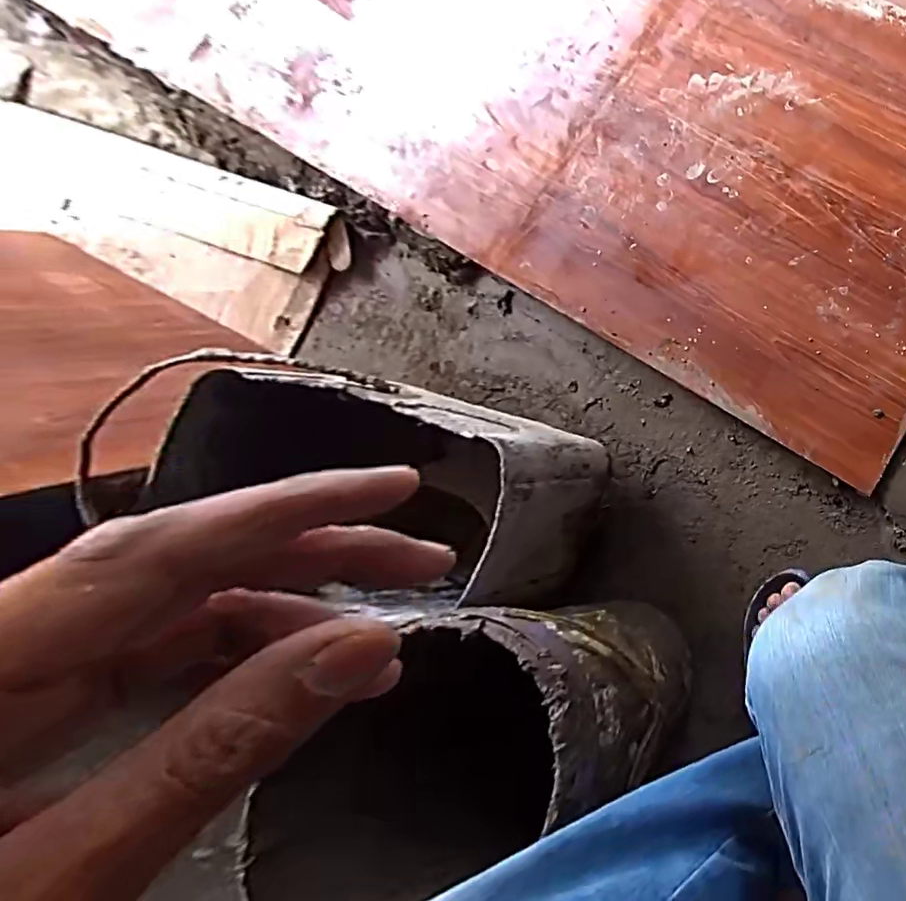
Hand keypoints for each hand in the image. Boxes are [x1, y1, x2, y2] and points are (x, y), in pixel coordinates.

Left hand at [0, 467, 453, 900]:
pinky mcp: (14, 713)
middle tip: (423, 564)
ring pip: (176, 607)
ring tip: (378, 642)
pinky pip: (154, 655)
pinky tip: (302, 679)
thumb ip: (215, 751)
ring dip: (293, 610)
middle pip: (181, 565)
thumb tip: (365, 645)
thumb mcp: (56, 880)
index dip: (292, 503)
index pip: (159, 550)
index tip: (399, 485)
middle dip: (318, 553)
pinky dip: (245, 655)